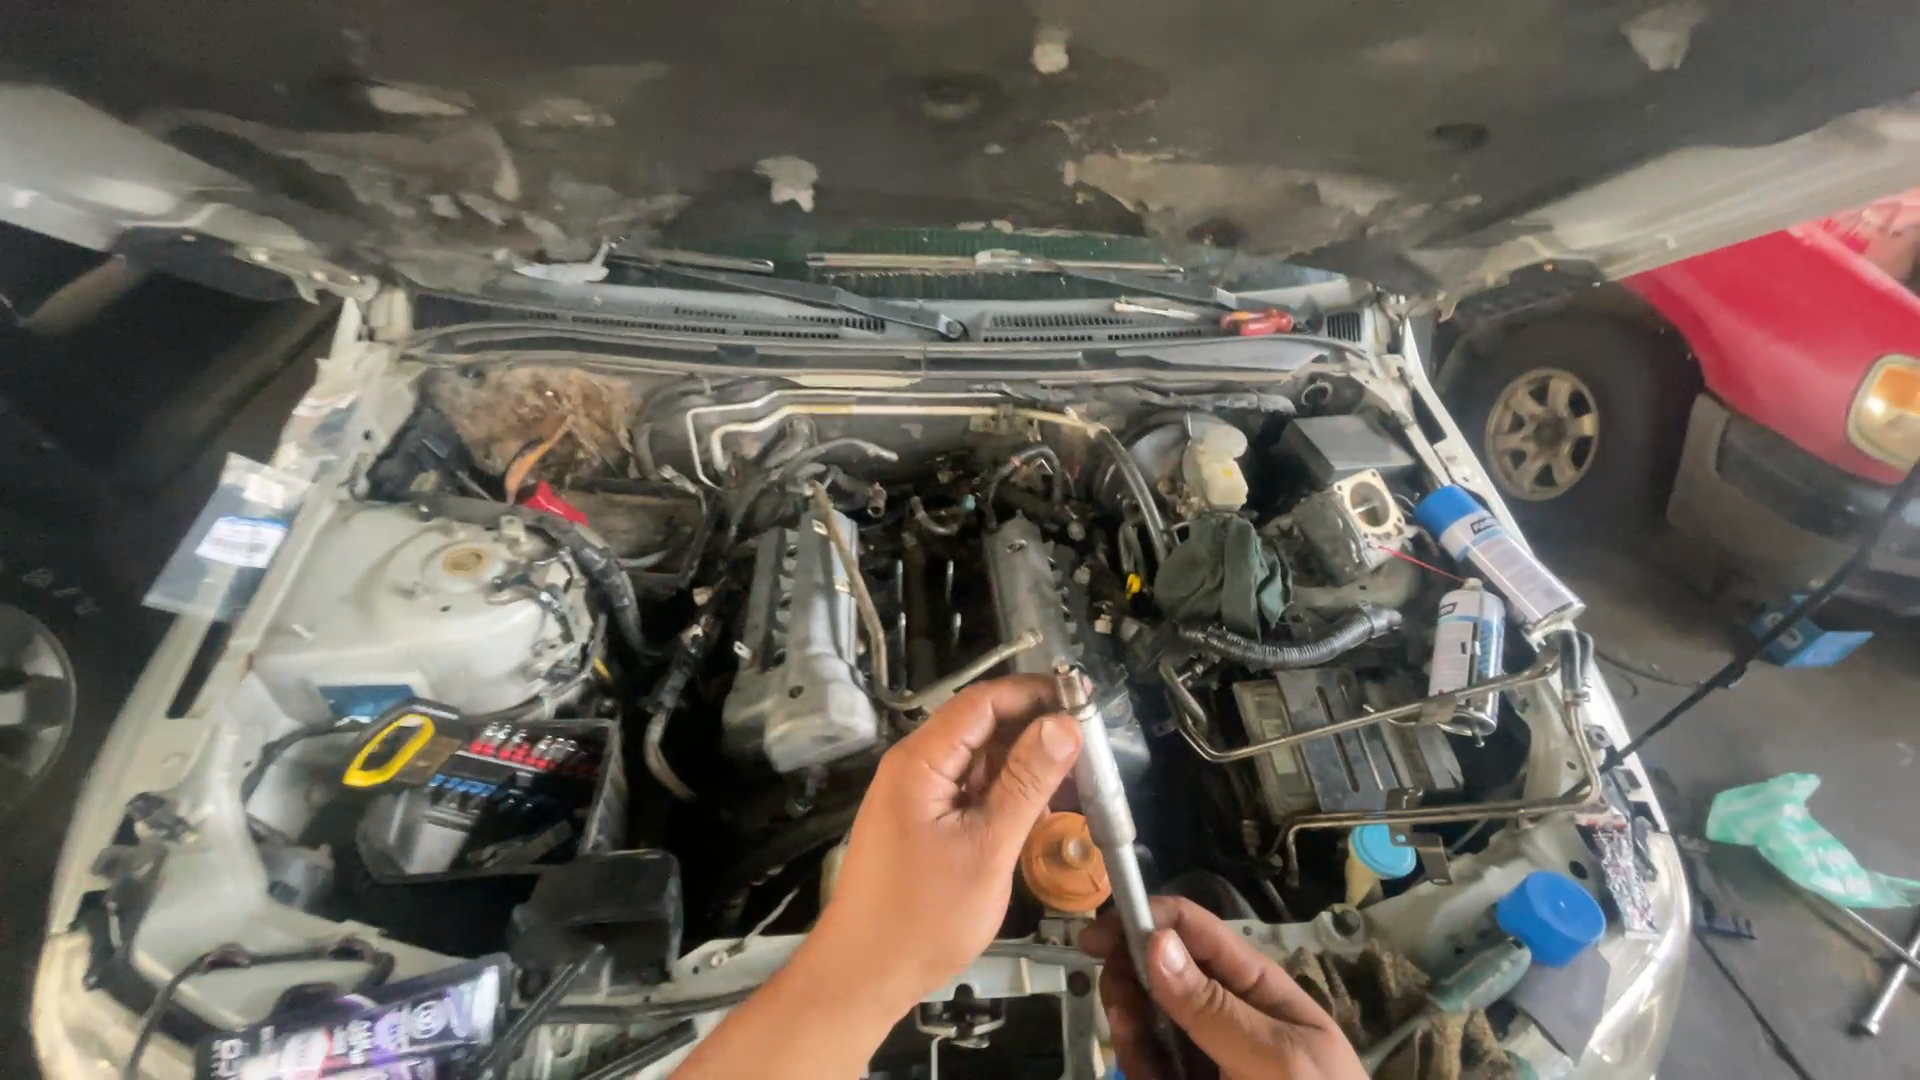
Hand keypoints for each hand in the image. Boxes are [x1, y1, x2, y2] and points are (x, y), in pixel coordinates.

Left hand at [807, 674, 1082, 1001]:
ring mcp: (919, 792)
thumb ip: (1026, 783)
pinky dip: (1007, 792)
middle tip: (1089, 743)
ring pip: (981, 758)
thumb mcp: (987, 848)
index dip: (1032, 693)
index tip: (1081, 699)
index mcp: (921, 760)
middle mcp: (917, 765)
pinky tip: (1042, 807)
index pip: (982, 702)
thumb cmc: (922, 918)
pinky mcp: (926, 817)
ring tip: (1076, 777)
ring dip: (1025, 763)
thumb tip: (1063, 725)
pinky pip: (972, 788)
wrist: (865, 975)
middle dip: (1035, 729)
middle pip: (981, 726)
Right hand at [1082, 896, 1368, 1079]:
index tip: (1094, 939)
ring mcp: (1202, 1049)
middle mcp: (1220, 1006)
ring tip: (1147, 1069)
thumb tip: (1155, 939)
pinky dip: (1139, 1067)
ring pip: (1142, 1017)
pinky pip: (1147, 1062)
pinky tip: (1149, 1079)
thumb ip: (1214, 1007)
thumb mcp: (1277, 1062)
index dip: (1141, 919)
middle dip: (1128, 984)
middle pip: (1153, 967)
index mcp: (1251, 982)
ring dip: (1131, 1036)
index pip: (1188, 925)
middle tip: (1121, 1016)